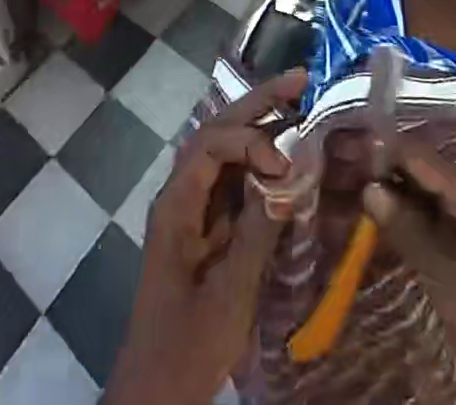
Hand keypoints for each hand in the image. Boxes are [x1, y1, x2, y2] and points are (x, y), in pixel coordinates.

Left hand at [105, 70, 306, 404]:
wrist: (157, 383)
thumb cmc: (188, 341)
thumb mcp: (229, 293)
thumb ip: (257, 233)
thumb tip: (288, 179)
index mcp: (176, 203)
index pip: (211, 145)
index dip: (251, 144)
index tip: (286, 170)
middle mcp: (180, 192)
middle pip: (214, 132)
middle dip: (255, 104)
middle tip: (298, 80)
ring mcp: (191, 206)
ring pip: (221, 149)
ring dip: (256, 124)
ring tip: (295, 101)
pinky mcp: (204, 224)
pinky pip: (230, 178)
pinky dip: (257, 160)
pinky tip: (283, 153)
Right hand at [362, 136, 455, 404]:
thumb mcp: (451, 286)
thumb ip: (409, 232)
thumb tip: (370, 187)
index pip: (422, 159)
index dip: (380, 153)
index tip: (340, 153)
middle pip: (428, 179)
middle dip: (385, 179)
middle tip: (340, 184)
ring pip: (437, 205)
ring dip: (399, 205)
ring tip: (355, 209)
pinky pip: (450, 228)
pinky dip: (418, 229)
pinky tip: (390, 237)